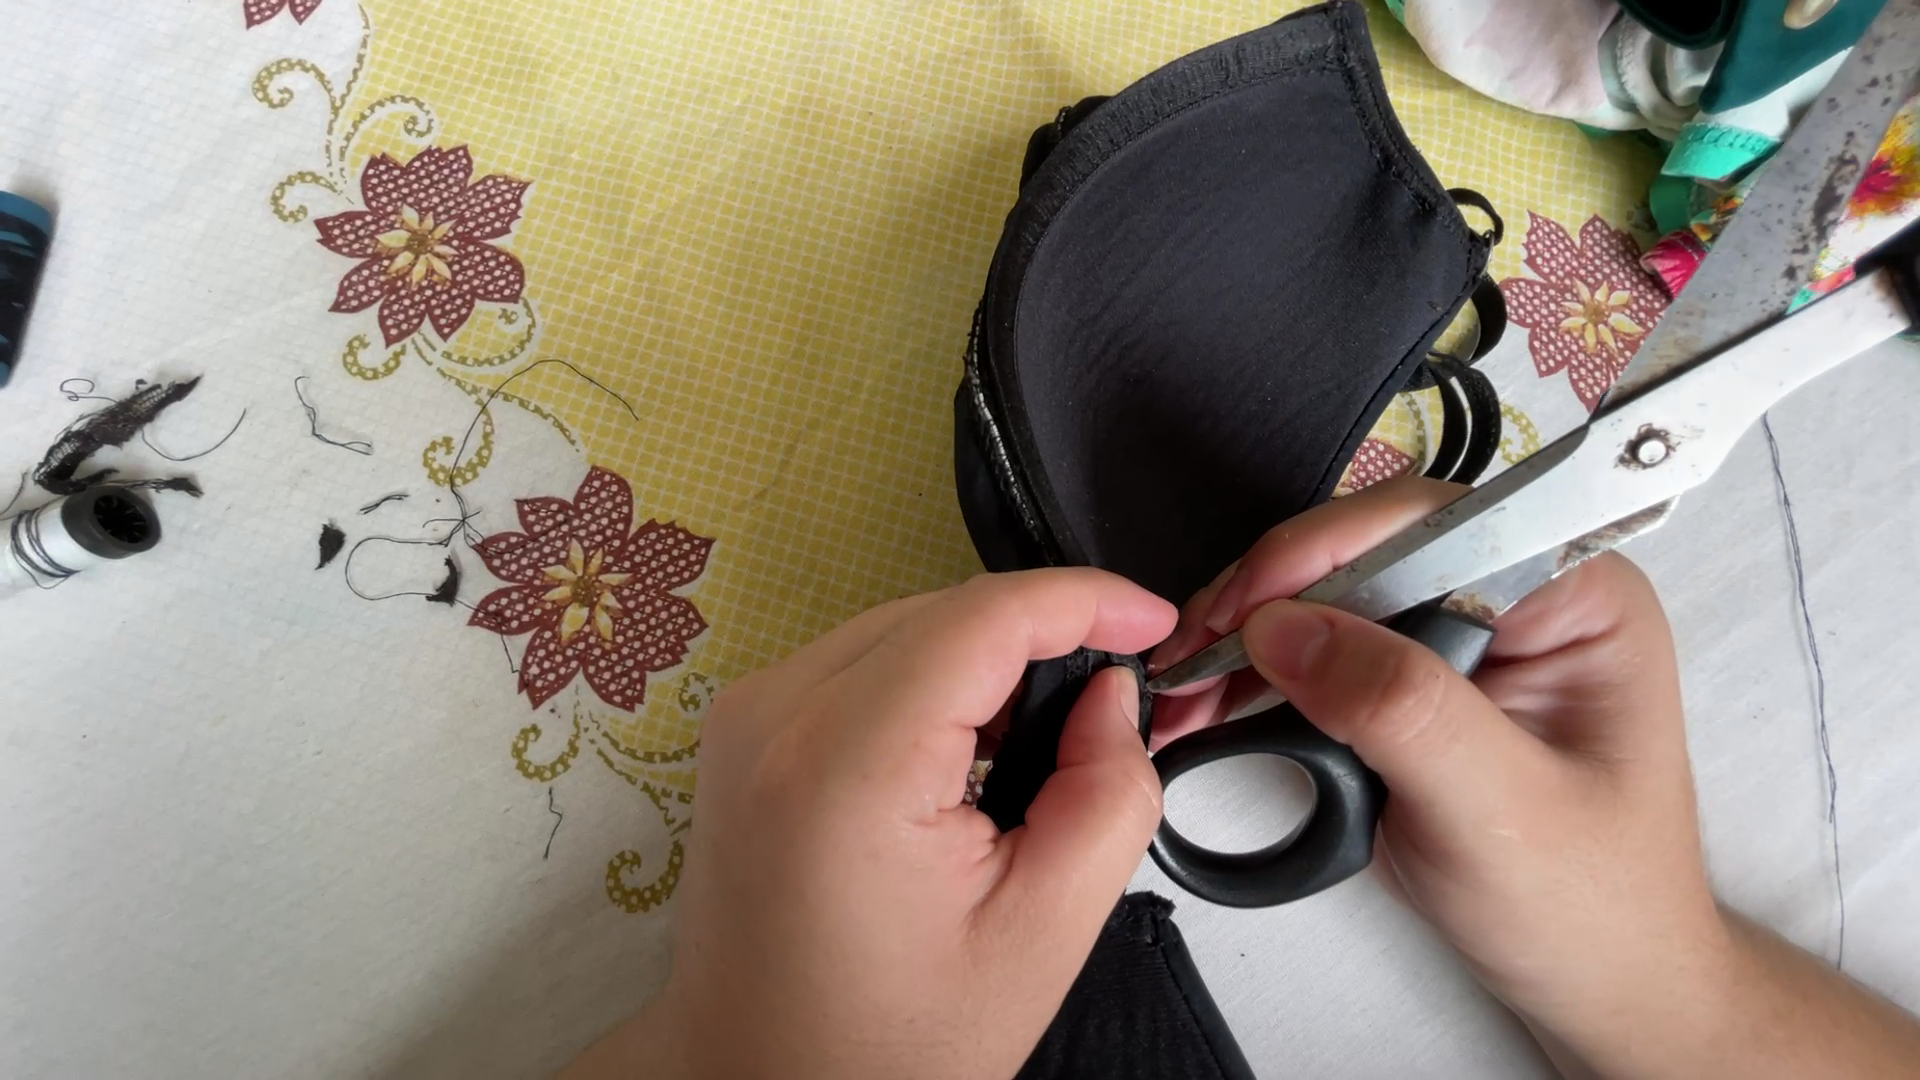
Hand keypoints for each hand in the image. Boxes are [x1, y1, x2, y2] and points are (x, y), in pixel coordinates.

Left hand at [564, 570, 1176, 1079]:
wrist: (755, 1074)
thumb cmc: (891, 1036)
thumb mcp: (1041, 932)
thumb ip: (1107, 793)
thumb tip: (1110, 693)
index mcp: (844, 765)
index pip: (979, 620)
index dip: (1081, 600)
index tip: (1153, 621)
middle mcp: (777, 710)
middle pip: (944, 613)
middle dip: (1042, 633)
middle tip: (1109, 693)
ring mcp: (752, 706)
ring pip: (909, 624)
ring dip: (990, 655)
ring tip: (1038, 733)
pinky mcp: (751, 717)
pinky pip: (869, 654)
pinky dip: (937, 673)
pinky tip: (967, 739)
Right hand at [1149, 477, 1919, 1077]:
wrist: (1582, 968)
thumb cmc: (1579, 900)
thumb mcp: (1498, 809)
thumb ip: (1399, 708)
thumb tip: (1278, 629)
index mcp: (1563, 594)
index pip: (1427, 522)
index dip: (1322, 549)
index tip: (1244, 611)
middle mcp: (1495, 589)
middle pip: (1350, 548)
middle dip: (1257, 597)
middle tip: (1189, 654)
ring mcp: (1438, 625)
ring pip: (1309, 591)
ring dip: (1234, 635)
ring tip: (1181, 687)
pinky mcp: (1391, 665)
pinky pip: (1299, 640)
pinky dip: (1240, 668)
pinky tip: (1201, 701)